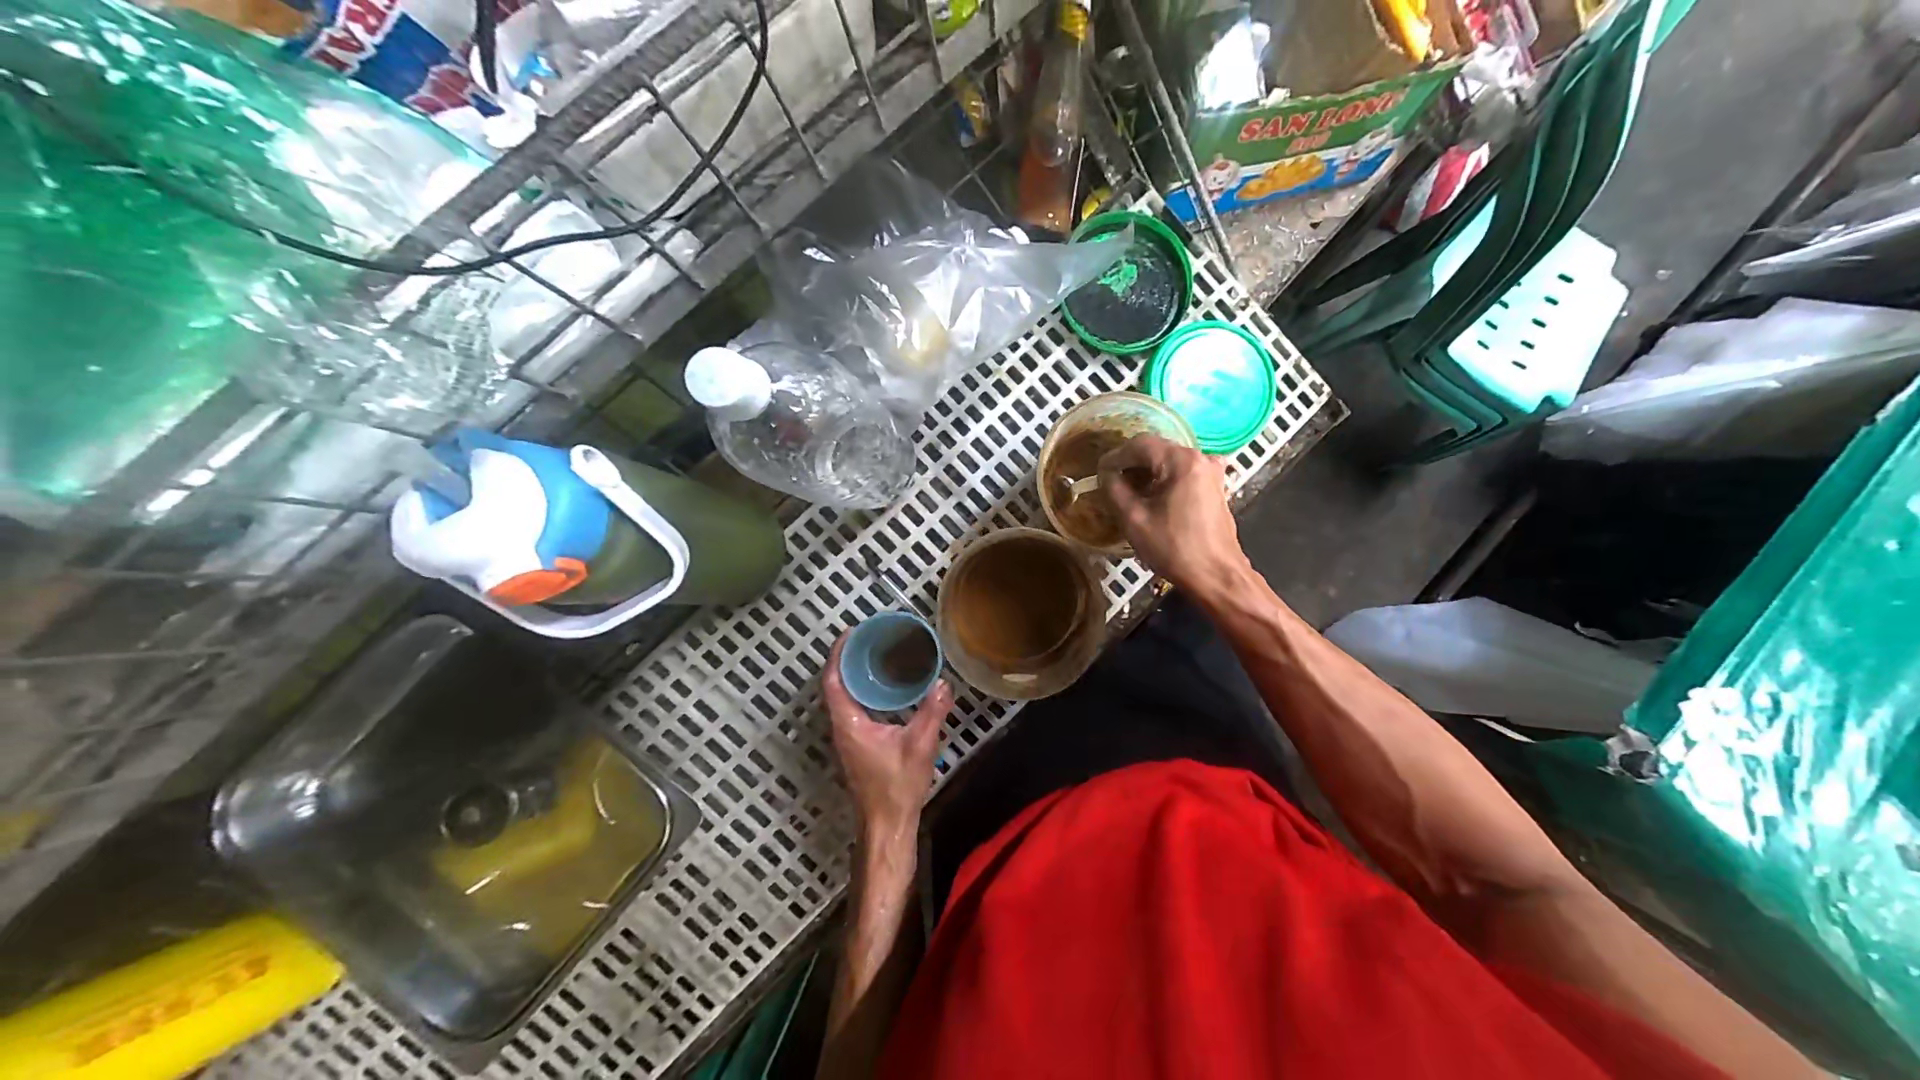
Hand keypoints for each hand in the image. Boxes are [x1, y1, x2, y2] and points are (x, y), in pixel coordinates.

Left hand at [823, 633, 951, 839]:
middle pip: (836, 685)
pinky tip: (886, 689)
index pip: (833, 680)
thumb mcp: (920, 745)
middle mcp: (842, 727)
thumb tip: (943, 681)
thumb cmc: (897, 786)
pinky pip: (853, 708)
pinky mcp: (857, 746)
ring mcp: (848, 738)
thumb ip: (932, 712)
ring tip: (878, 656)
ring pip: (844, 698)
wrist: (887, 824)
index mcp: (849, 723)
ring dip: (855, 676)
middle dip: (848, 659)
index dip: (839, 654)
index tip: (852, 633)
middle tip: (870, 639)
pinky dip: (863, 692)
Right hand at [1100, 435, 1252, 599]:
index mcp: (1181, 461)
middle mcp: (1200, 458)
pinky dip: (1164, 480)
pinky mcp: (1215, 488)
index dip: (1115, 456)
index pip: (1140, 445)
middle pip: (1157, 450)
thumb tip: (1107, 475)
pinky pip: (1183, 474)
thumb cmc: (1174, 548)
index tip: (1099, 472)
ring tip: (1128, 492)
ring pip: (1170, 462)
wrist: (1216, 576)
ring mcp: (1211, 473)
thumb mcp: (1133, 519)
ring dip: (1147, 473)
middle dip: (1131, 464)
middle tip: (1110, 482)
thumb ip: (1115, 490)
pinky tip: (1151, 498)